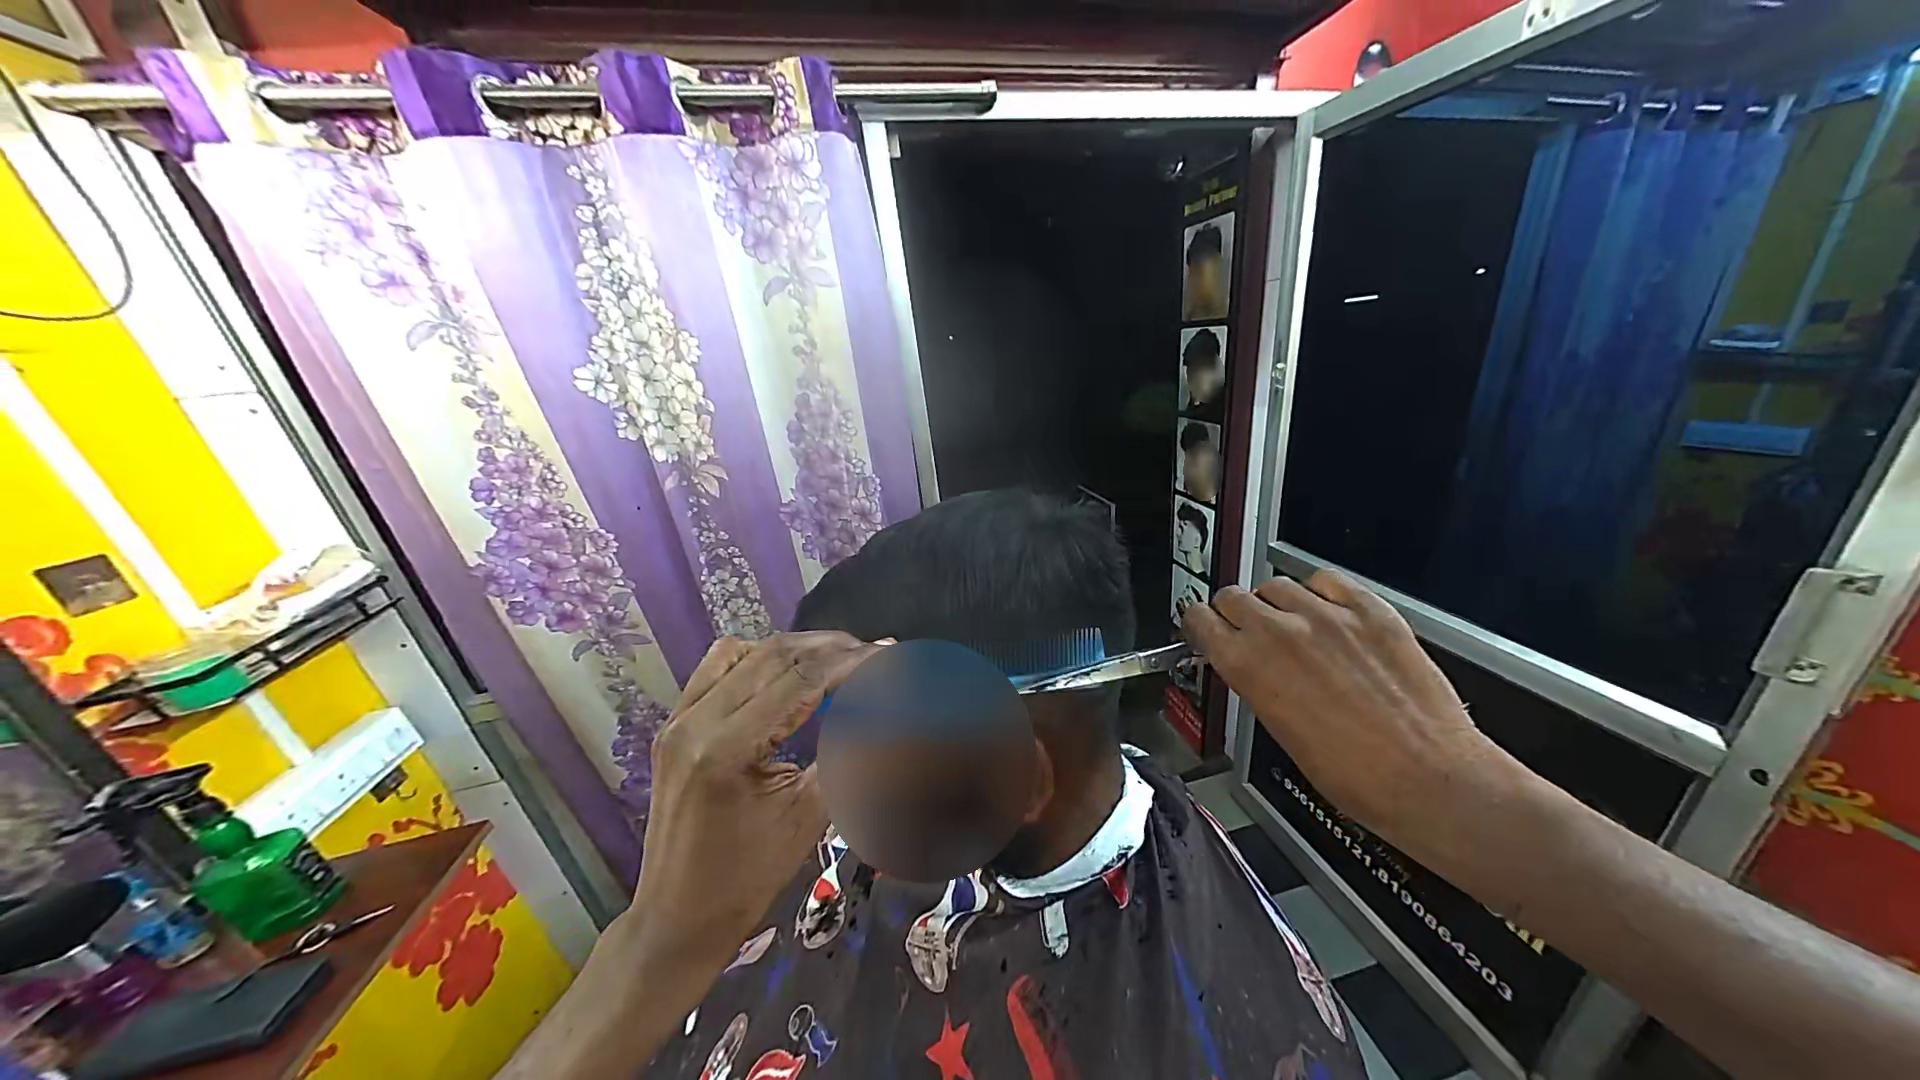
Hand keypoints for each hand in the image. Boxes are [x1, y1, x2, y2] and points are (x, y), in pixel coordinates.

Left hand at [628, 631, 884, 967]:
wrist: (677, 920)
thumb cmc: (747, 878)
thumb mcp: (809, 816)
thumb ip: (852, 758)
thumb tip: (894, 718)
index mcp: (727, 747)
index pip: (800, 681)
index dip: (850, 661)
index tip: (888, 651)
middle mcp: (695, 721)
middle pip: (772, 657)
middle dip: (828, 648)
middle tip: (871, 650)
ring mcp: (678, 720)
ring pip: (743, 653)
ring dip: (794, 648)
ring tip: (835, 656)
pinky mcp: (673, 725)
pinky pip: (716, 668)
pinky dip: (756, 658)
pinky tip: (783, 672)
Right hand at [1182, 570, 1516, 857]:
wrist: (1427, 778)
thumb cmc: (1355, 773)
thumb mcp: (1275, 728)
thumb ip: (1253, 680)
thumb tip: (1247, 663)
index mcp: (1246, 665)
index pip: (1199, 618)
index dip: (1201, 624)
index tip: (1208, 627)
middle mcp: (1279, 632)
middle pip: (1232, 594)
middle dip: (1234, 611)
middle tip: (1248, 629)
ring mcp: (1326, 617)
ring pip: (1276, 584)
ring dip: (1276, 602)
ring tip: (1293, 625)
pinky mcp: (1369, 611)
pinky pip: (1326, 580)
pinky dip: (1320, 592)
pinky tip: (1327, 613)